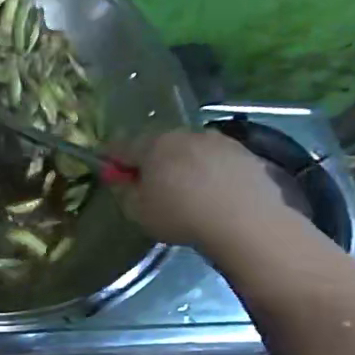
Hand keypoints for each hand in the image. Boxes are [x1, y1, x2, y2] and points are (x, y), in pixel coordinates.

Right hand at [110, 124, 299, 247]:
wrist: (245, 220)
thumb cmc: (180, 215)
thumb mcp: (137, 211)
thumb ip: (123, 190)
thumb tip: (120, 177)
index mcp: (153, 145)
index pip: (122, 146)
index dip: (111, 158)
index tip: (109, 171)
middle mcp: (184, 134)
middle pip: (158, 144)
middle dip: (150, 160)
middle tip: (148, 184)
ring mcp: (217, 140)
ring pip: (189, 149)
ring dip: (181, 164)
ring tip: (184, 190)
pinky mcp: (244, 152)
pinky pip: (215, 159)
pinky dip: (208, 170)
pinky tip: (211, 193)